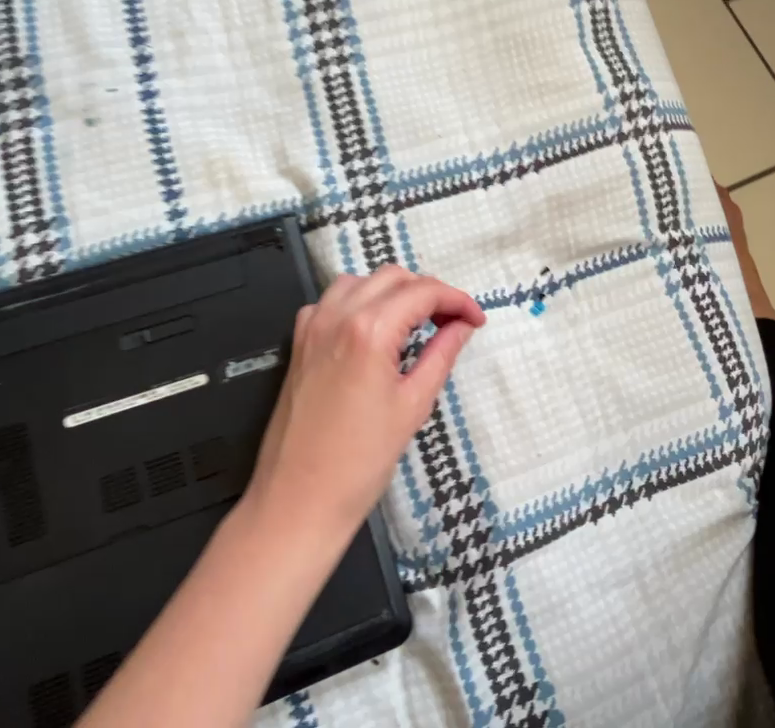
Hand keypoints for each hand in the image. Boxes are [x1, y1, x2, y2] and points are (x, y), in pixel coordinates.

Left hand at [240, 265, 487, 544]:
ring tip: (416, 323)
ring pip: (360, 281)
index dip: (457, 300)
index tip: (476, 320)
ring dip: (393, 291)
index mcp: (369, 329)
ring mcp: (312, 326)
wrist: (299, 497)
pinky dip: (358, 303)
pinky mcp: (299, 342)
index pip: (423, 292)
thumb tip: (461, 326)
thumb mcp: (413, 405)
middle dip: (428, 292)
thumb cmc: (360, 461)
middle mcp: (337, 315)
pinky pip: (331, 302)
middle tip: (452, 322)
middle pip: (393, 277)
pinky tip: (373, 331)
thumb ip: (441, 355)